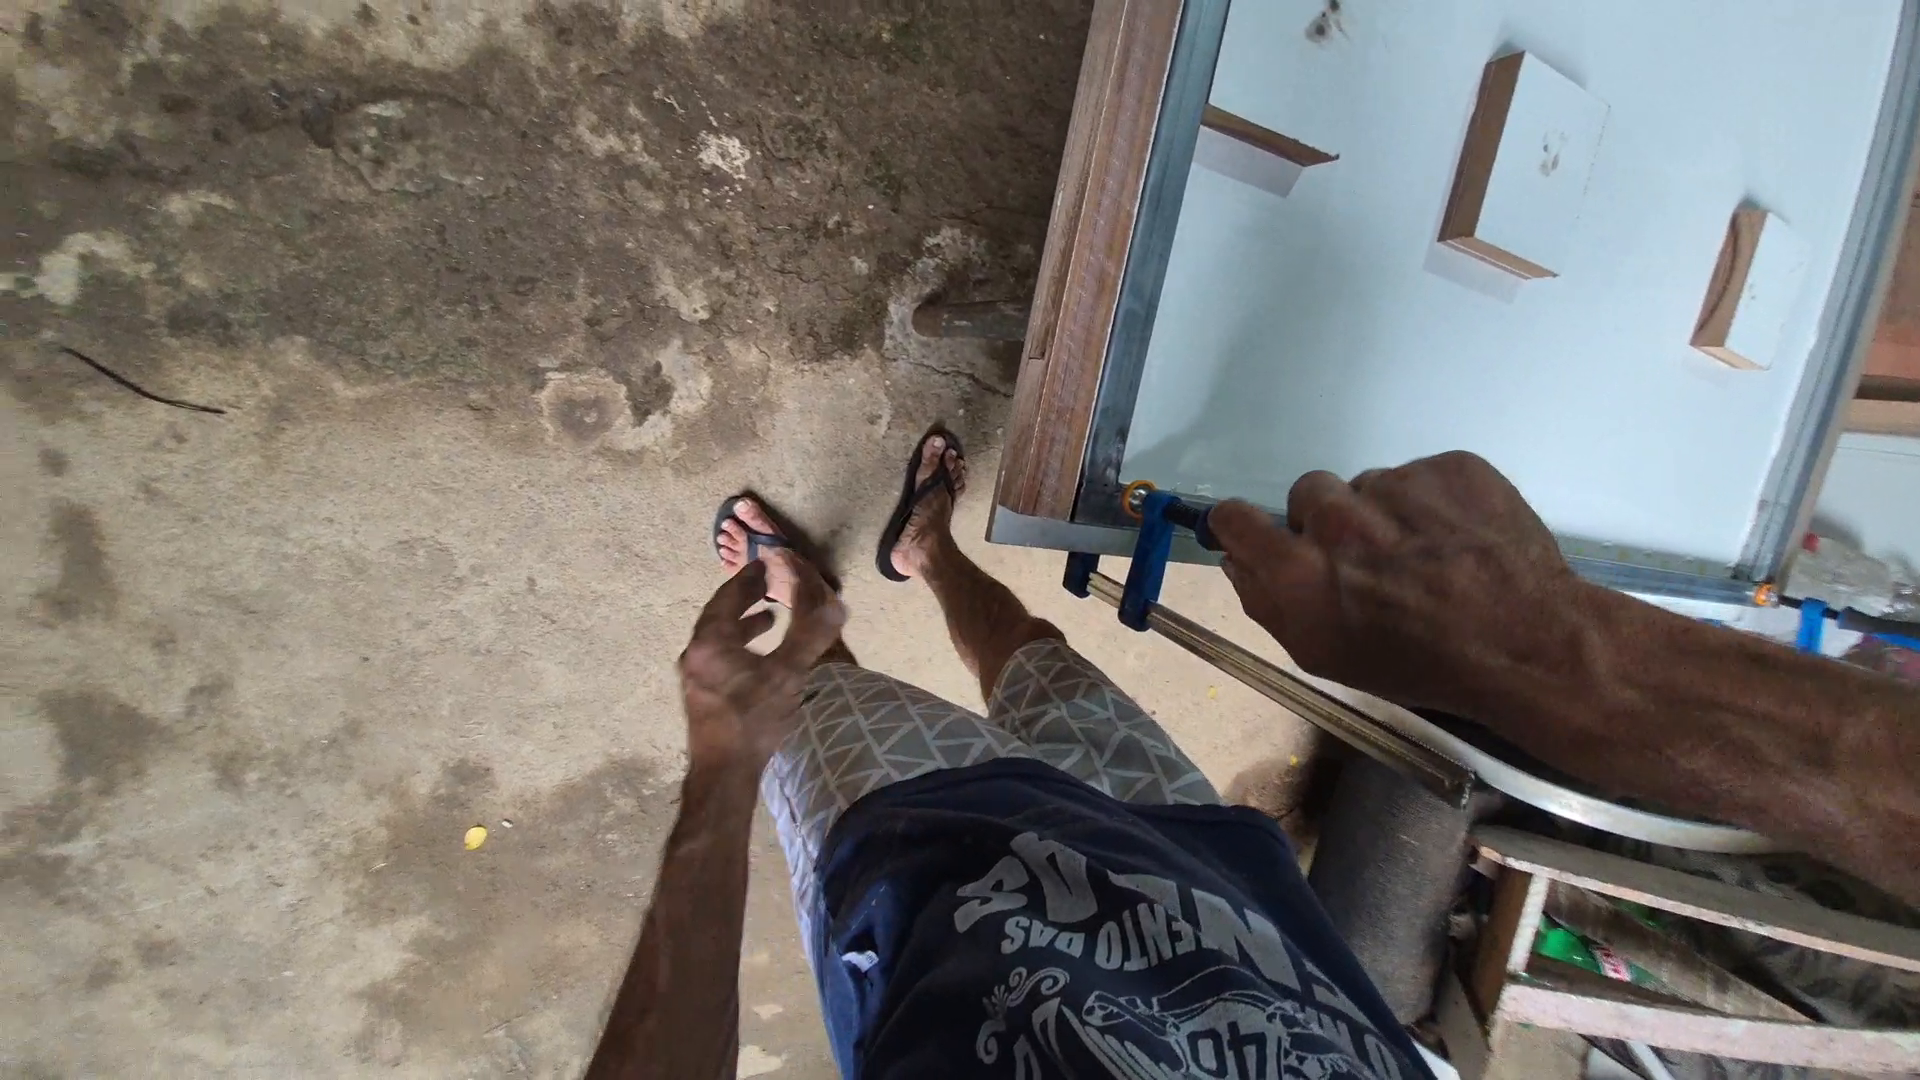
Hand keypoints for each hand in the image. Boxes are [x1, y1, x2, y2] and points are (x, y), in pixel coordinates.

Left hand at [679, 552, 846, 772]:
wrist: (723, 773)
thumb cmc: (752, 719)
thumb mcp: (786, 675)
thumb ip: (809, 638)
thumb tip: (836, 606)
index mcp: (710, 642)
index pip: (727, 598)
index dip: (747, 579)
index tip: (765, 564)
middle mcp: (696, 654)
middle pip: (719, 615)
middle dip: (745, 598)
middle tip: (768, 584)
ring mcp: (696, 677)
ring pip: (718, 638)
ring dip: (743, 623)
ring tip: (770, 618)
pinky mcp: (703, 695)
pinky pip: (720, 656)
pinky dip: (740, 645)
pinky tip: (760, 658)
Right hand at [1209, 451, 1599, 720]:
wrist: (1532, 646)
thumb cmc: (1415, 663)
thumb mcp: (1321, 654)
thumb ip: (1265, 601)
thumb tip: (1237, 558)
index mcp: (1299, 569)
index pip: (1235, 516)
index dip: (1241, 524)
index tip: (1260, 535)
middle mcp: (1338, 518)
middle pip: (1306, 493)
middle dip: (1325, 521)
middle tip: (1365, 557)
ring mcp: (1398, 485)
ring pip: (1368, 486)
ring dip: (1382, 512)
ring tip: (1425, 553)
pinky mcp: (1452, 467)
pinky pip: (1421, 475)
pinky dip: (1432, 502)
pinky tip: (1458, 538)